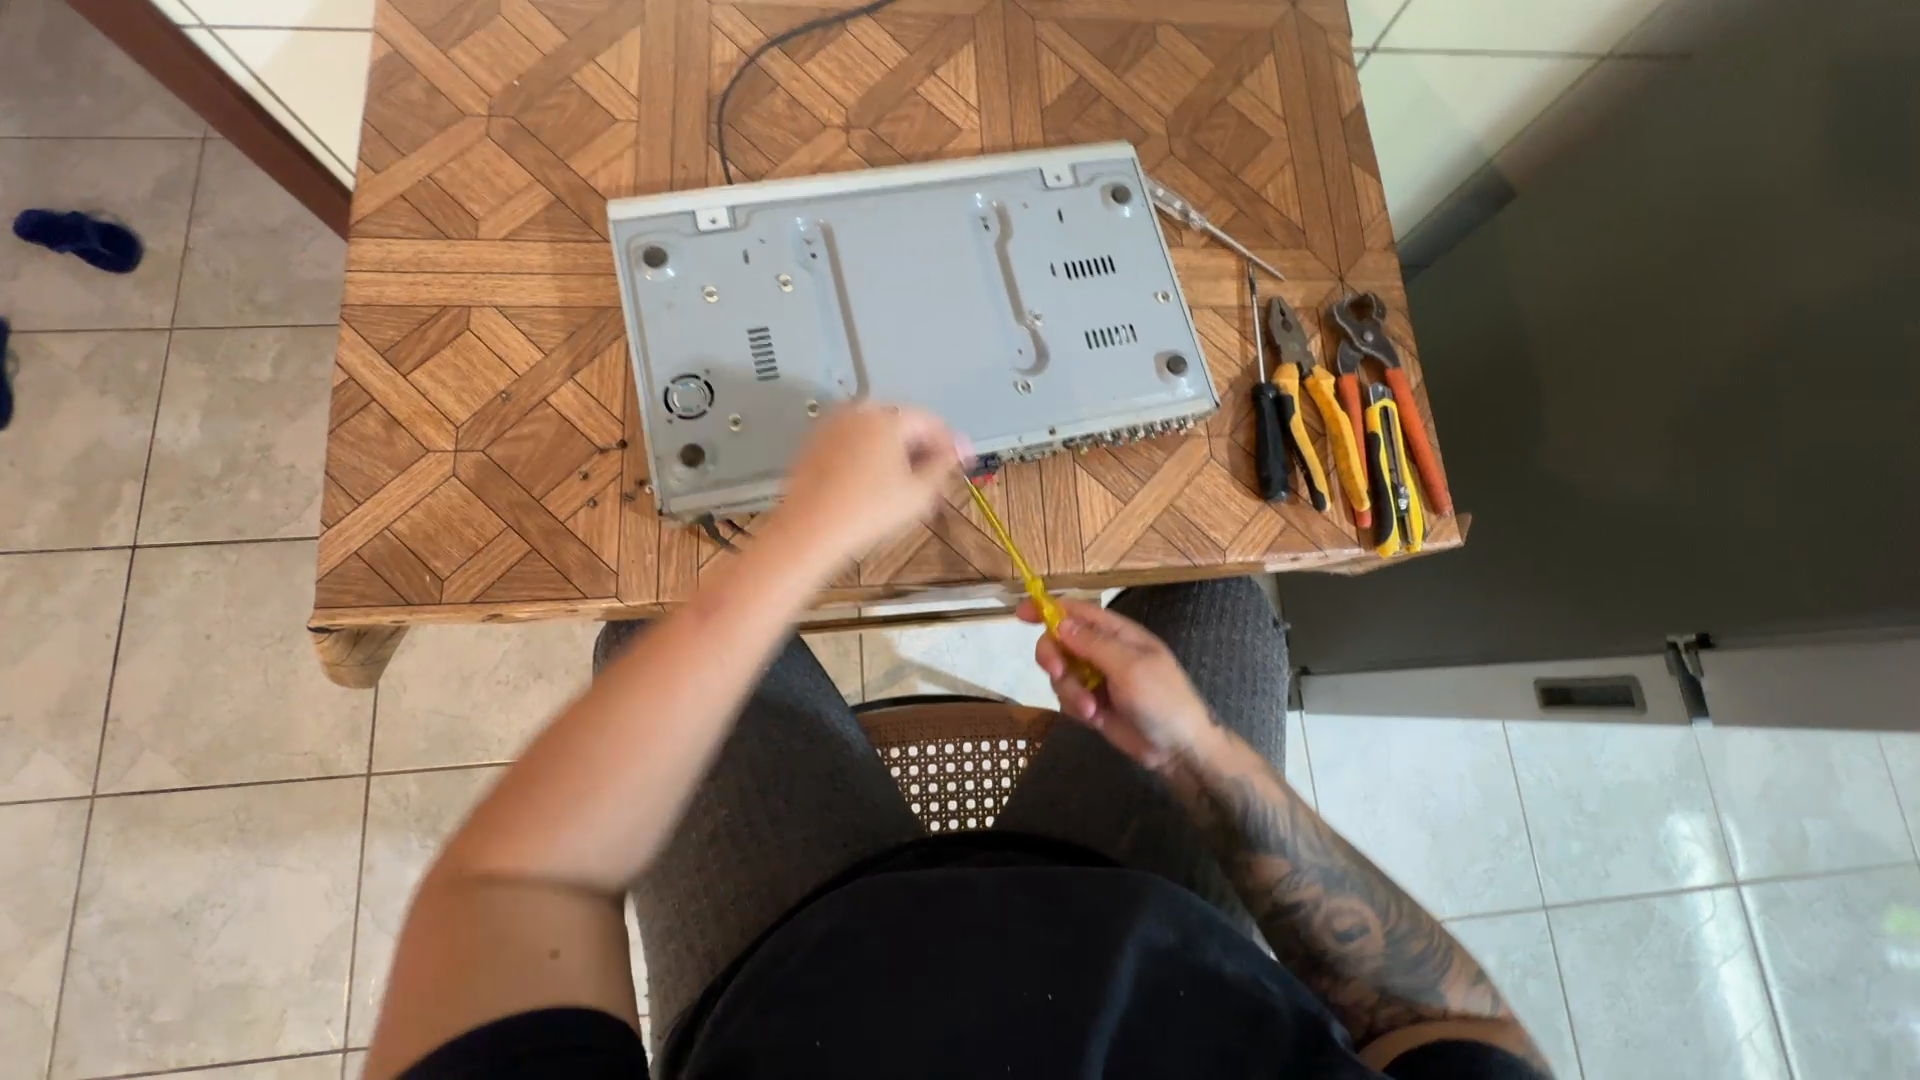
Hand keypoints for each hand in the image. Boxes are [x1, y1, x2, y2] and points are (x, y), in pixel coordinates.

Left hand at [772, 403, 966, 561]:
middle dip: (920, 446)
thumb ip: (944, 465)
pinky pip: (852, 440)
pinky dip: (868, 453)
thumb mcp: (918, 493)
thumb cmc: (867, 511)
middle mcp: (858, 412)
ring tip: (904, 482)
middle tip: (932, 475)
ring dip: (894, 450)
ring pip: (875, 431)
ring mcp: (832, 425)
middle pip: (901, 422)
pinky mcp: (815, 442)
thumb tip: (958, 451)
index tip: (959, 461)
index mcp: (886, 418)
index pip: (929, 420)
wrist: (809, 529)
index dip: (948, 442)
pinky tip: (873, 482)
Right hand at [1016, 597, 1217, 771]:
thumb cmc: (1163, 700)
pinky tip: (1094, 719)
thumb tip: (1059, 622)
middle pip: (1059, 642)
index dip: (1046, 609)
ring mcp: (1096, 679)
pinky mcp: (1091, 704)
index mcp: (1117, 633)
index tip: (1019, 614)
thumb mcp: (1129, 667)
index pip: (1076, 612)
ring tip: (1091, 710)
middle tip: (1058, 672)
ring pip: (1059, 673)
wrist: (1179, 750)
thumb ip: (1093, 644)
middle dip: (1053, 657)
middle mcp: (1103, 652)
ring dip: (1069, 691)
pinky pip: (1066, 697)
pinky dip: (1074, 708)